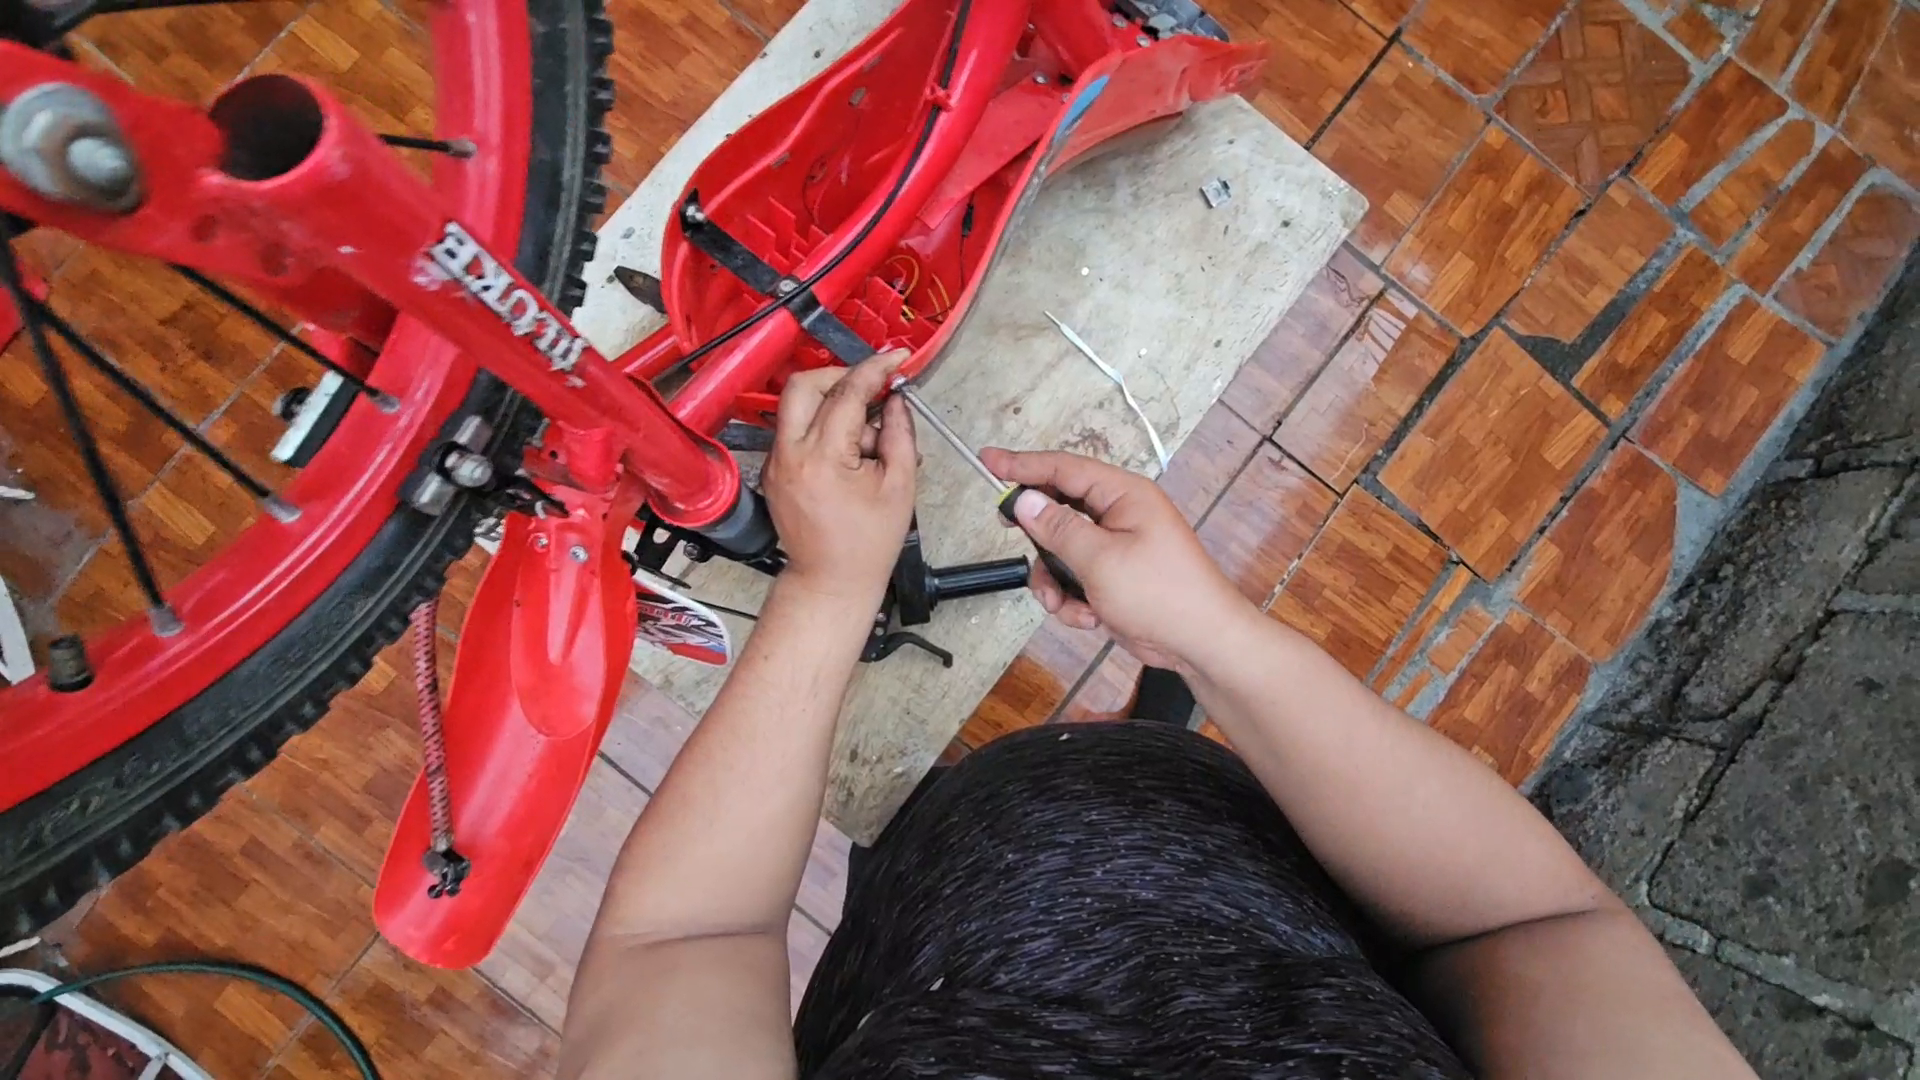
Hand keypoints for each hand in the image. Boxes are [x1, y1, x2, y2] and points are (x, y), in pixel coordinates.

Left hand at [761, 351, 916, 606]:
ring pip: (796, 406)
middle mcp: (789, 455)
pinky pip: (795, 431)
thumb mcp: (900, 486)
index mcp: (822, 459)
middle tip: (872, 387)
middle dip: (841, 376)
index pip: (847, 394)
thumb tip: (895, 400)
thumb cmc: (868, 544)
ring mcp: (775, 463)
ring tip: (868, 436)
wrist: (831, 581)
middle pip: (803, 385)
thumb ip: (900, 434)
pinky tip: (851, 453)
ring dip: (833, 404)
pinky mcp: (773, 471)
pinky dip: (822, 427)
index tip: (896, 359)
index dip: (875, 369)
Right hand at [978, 448, 1254, 671]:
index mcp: (1122, 495)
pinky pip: (1072, 579)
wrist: (1199, 642)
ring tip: (1064, 602)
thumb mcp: (1100, 559)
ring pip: (1059, 551)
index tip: (988, 460)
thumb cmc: (1161, 593)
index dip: (1021, 464)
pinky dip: (1071, 599)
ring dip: (1054, 580)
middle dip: (1038, 536)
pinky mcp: (1110, 576)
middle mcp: (1117, 514)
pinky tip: (1088, 616)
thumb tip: (1024, 501)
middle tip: (1011, 534)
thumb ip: (1057, 528)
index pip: (1062, 468)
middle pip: (1057, 509)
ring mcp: (1114, 547)